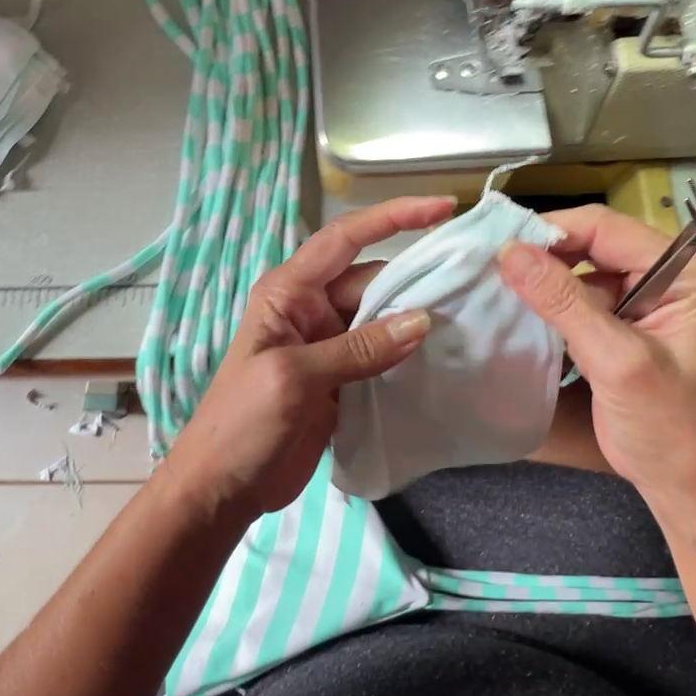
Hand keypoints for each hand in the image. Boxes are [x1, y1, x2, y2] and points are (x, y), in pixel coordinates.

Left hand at [163, 196, 458, 522]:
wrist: (222, 488)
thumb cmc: (241, 422)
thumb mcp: (294, 378)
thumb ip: (357, 349)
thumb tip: (422, 321)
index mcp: (288, 291)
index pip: (344, 238)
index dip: (393, 217)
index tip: (442, 207)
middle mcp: (310, 309)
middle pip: (372, 279)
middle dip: (416, 277)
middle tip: (473, 281)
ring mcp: (326, 345)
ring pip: (381, 317)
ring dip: (417, 318)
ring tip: (471, 318)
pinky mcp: (340, 379)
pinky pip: (381, 354)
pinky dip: (409, 354)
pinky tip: (444, 358)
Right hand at [496, 205, 695, 525]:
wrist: (694, 490)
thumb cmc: (673, 428)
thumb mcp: (618, 361)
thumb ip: (564, 302)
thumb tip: (508, 252)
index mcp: (689, 270)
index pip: (607, 229)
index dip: (551, 233)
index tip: (498, 248)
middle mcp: (672, 272)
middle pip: (592, 244)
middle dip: (543, 256)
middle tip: (489, 267)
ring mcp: (648, 297)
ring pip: (580, 269)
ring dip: (541, 280)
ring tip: (494, 285)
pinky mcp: (626, 322)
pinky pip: (579, 297)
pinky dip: (548, 304)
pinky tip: (516, 310)